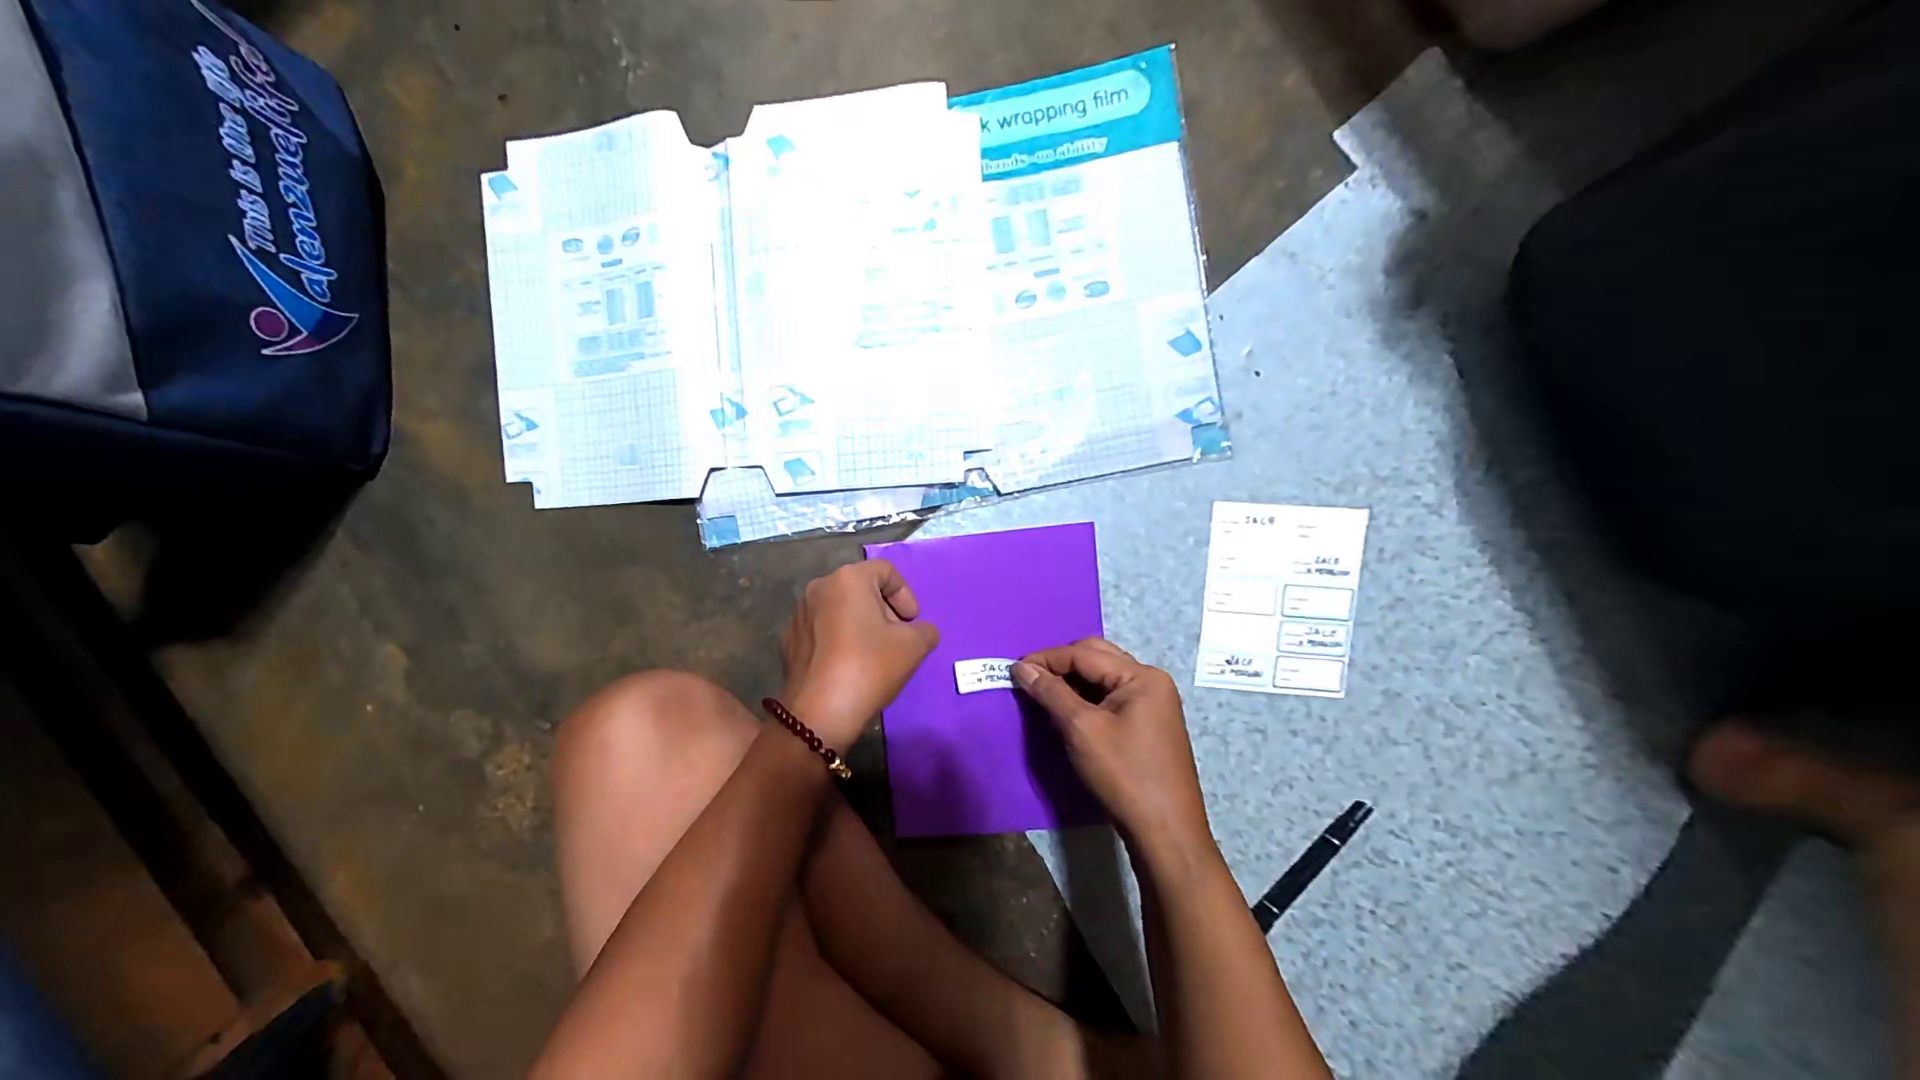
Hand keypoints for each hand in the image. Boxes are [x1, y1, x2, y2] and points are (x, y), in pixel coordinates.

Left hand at [780, 561, 938, 750]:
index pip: (886, 571)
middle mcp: (818, 588)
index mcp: (848, 579)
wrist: (819, 713)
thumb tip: (920, 632)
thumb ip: (925, 630)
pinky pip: (823, 630)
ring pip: (840, 609)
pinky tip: (849, 666)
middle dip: (884, 610)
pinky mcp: (789, 640)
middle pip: (862, 588)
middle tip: (897, 638)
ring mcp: (799, 614)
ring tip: (874, 654)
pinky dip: (840, 640)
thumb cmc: (869, 667)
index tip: (912, 623)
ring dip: (862, 624)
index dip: (906, 594)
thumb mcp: (914, 646)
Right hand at [1012, 639, 1211, 856]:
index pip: (1085, 654)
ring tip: (1043, 693)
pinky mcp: (1149, 723)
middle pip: (1097, 658)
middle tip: (1030, 678)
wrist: (1165, 831)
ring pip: (1104, 677)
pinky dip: (1086, 698)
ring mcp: (1153, 702)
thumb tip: (1022, 667)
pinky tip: (1067, 710)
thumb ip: (1051, 692)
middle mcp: (1151, 681)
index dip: (1047, 658)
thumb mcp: (1081, 729)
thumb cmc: (1123, 775)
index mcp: (1142, 676)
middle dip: (1061, 664)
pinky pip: (1111, 697)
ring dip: (1073, 681)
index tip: (1014, 669)